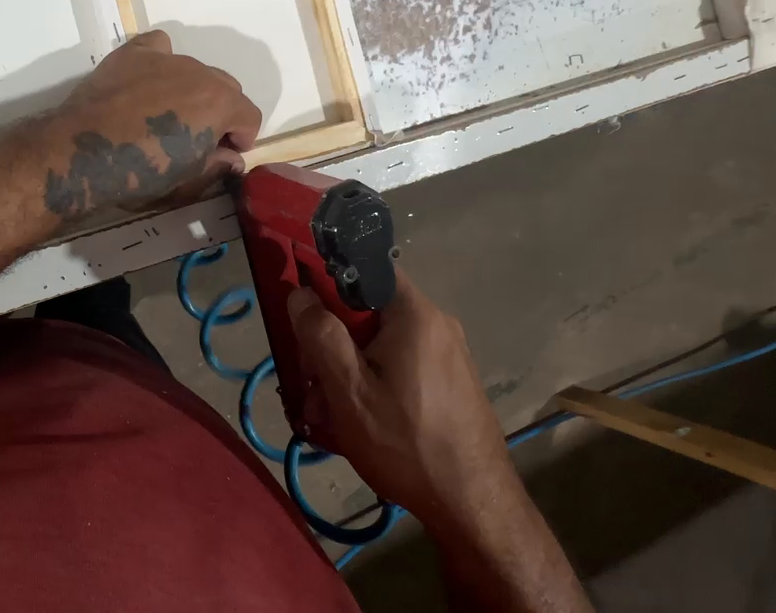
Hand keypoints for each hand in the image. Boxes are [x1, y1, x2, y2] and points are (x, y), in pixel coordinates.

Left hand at [41, 30, 261, 222]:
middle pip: (225, 88)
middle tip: (195, 138)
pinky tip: (148, 81)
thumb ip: (217, 166)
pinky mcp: (132, 54)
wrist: (83, 153)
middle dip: (219, 113)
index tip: (223, 154)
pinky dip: (160, 60)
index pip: (249, 116)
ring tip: (165, 114)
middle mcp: (198, 72)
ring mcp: (165, 59)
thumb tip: (231, 159)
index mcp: (220, 103)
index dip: (241, 138)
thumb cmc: (141, 174)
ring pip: (193, 70)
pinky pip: (158, 47)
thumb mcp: (188, 182)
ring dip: (190, 90)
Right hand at [288, 270, 513, 530]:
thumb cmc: (407, 443)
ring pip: (382, 341)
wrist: (475, 507)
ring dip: (349, 366)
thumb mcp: (350, 391)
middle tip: (311, 380)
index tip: (303, 314)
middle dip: (332, 338)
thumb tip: (301, 293)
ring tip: (330, 410)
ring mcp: (448, 353)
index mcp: (415, 313)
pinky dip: (375, 380)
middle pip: (369, 309)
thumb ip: (321, 335)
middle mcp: (437, 322)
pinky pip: (401, 363)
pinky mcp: (451, 381)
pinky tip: (360, 418)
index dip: (327, 283)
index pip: (365, 268)